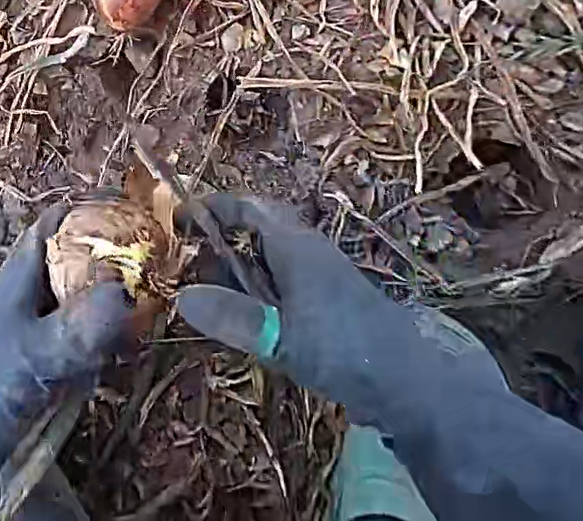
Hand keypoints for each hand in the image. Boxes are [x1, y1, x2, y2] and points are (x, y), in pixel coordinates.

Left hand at [0, 204, 132, 471]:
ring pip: (97, 280)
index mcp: (26, 267)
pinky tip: (137, 333)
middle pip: (88, 244)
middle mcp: (41, 279)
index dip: (100, 206)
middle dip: (124, 247)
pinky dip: (120, 317)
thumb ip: (78, 326)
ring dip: (126, 285)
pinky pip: (99, 314)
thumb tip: (126, 291)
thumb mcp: (35, 356)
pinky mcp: (61, 338)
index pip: (65, 216)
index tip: (141, 213)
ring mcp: (52, 309)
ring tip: (157, 294)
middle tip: (161, 254)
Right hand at [174, 195, 446, 429]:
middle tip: (187, 252)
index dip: (214, 207)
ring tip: (207, 279)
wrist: (402, 375)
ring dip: (239, 257)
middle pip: (259, 224)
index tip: (179, 216)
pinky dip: (257, 279)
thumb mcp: (281, 338)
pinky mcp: (326, 294)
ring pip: (271, 250)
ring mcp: (319, 270)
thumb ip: (234, 316)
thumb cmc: (341, 348)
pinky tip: (247, 307)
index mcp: (295, 245)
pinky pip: (282, 272)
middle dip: (223, 231)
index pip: (249, 208)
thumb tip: (182, 296)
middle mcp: (307, 247)